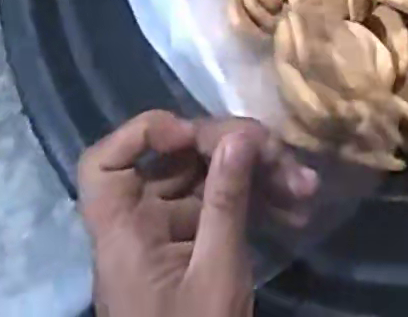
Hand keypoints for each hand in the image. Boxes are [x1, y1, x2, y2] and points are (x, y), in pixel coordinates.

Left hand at [80, 111, 316, 316]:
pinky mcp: (200, 244)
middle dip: (231, 148)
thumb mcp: (216, 274)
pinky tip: (297, 203)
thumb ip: (225, 201)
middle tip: (276, 152)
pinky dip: (259, 199)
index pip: (104, 166)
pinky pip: (226, 203)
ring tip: (303, 183)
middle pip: (175, 159)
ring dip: (259, 173)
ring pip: (209, 177)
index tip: (189, 136)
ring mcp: (173, 234)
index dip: (142, 135)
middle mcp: (143, 225)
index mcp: (125, 234)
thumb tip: (238, 133)